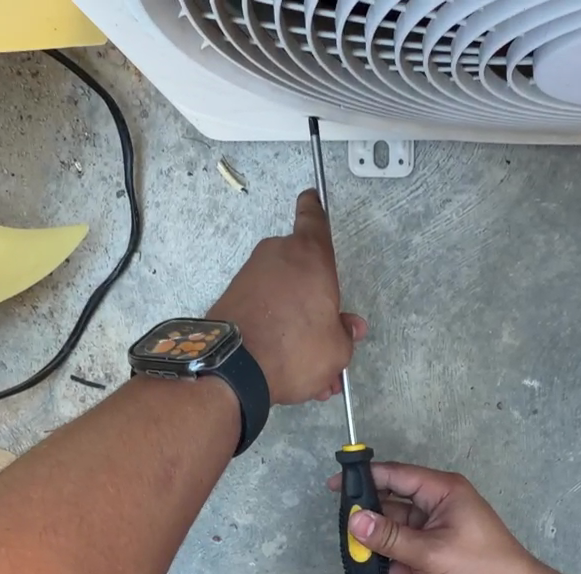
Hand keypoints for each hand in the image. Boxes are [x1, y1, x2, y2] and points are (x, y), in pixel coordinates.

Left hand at [208, 190, 368, 405]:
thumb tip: (348, 329)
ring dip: (296, 320)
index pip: (314, 219)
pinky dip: (275, 329)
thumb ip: (344, 335)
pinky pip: (264, 309)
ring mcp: (251, 275)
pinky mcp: (233, 297)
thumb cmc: (293, 349)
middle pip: (301, 266)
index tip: (312, 199)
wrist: (234, 368)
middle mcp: (278, 256)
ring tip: (307, 360)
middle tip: (326, 327)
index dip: (315, 208)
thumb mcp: (336, 350)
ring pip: (282, 293)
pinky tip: (285, 360)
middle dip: (314, 295)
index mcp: (311, 257)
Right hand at [327, 461, 554, 573]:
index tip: (334, 486)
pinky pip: (403, 559)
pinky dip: (388, 573)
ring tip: (354, 572)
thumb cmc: (481, 567)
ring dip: (375, 555)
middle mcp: (436, 507)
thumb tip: (355, 520)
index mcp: (441, 492)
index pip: (395, 475)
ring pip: (393, 536)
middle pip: (390, 508)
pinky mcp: (432, 556)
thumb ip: (390, 537)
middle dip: (366, 526)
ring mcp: (434, 532)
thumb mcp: (430, 552)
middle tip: (342, 539)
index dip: (364, 478)